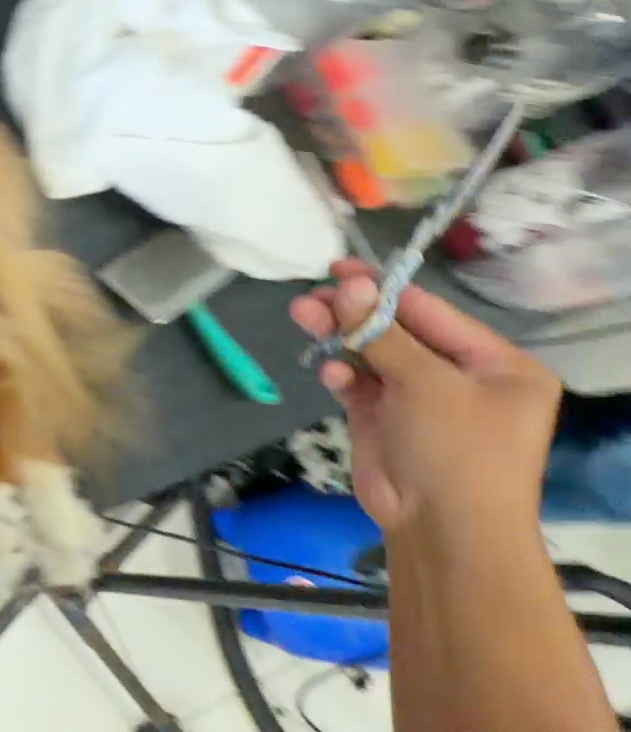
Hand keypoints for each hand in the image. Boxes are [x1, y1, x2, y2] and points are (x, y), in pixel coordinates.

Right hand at [289, 260, 561, 533]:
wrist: (441, 527)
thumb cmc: (457, 450)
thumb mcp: (425, 384)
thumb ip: (381, 332)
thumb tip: (348, 284)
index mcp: (495, 364)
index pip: (430, 312)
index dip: (383, 289)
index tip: (336, 269)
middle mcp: (458, 375)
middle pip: (394, 329)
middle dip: (351, 314)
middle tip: (310, 300)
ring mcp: (417, 396)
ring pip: (368, 351)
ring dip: (337, 337)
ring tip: (302, 318)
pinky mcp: (381, 413)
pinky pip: (356, 379)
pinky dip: (341, 374)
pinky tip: (333, 379)